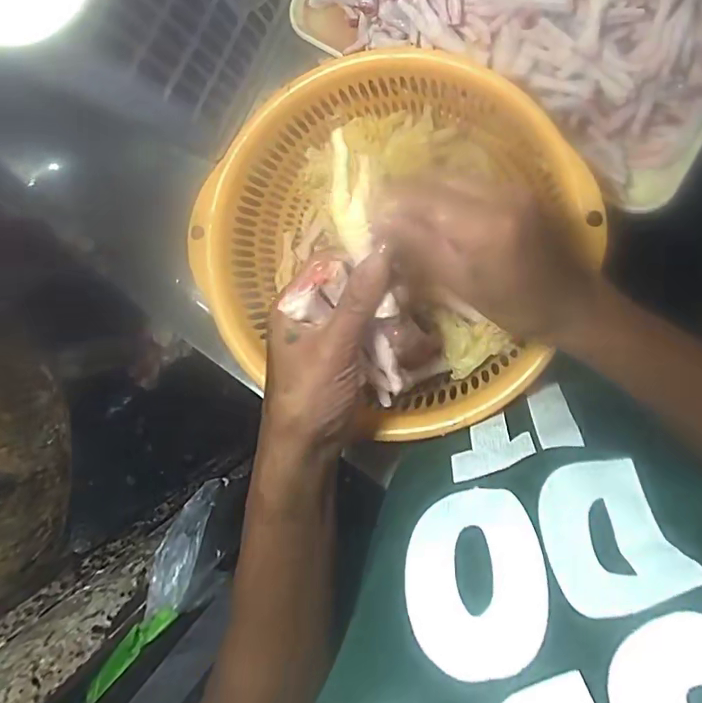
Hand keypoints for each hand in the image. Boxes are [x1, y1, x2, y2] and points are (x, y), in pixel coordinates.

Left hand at [263, 250, 391, 453]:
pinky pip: (372, 331)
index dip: (361, 259)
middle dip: (381, 296)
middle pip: (354, 283)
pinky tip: (403, 351)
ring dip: (389, 321)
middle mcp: (312, 310)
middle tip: (403, 308)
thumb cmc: (311, 395)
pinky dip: (388, 338)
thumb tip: (382, 250)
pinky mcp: (348, 350)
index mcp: (296, 301)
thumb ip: (359, 298)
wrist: (308, 452)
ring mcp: (331, 331)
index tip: (395, 265)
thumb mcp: (335, 344)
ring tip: (405, 337)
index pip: (330, 260)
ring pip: (369, 308)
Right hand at [376, 178, 601, 343]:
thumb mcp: (462, 285)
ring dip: (424, 190)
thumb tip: (382, 222)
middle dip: (404, 193)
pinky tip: (435, 210)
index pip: (422, 198)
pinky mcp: (517, 187)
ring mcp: (511, 186)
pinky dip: (446, 192)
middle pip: (435, 179)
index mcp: (484, 225)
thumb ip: (421, 248)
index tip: (369, 217)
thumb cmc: (517, 307)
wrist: (574, 301)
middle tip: (383, 214)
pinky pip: (470, 181)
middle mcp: (498, 193)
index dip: (391, 203)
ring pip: (451, 176)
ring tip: (405, 213)